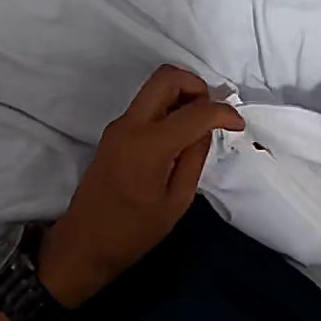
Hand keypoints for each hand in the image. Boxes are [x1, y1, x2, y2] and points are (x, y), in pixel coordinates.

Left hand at [39, 66, 243, 306]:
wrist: (83, 244)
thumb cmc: (133, 231)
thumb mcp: (176, 200)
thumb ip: (194, 158)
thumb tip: (206, 128)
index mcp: (149, 145)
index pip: (195, 111)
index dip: (223, 112)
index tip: (237, 124)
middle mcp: (130, 125)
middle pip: (167, 76)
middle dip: (197, 85)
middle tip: (212, 112)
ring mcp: (119, 125)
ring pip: (154, 86)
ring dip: (182, 93)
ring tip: (199, 125)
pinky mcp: (114, 131)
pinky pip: (146, 104)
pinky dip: (168, 106)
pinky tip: (180, 134)